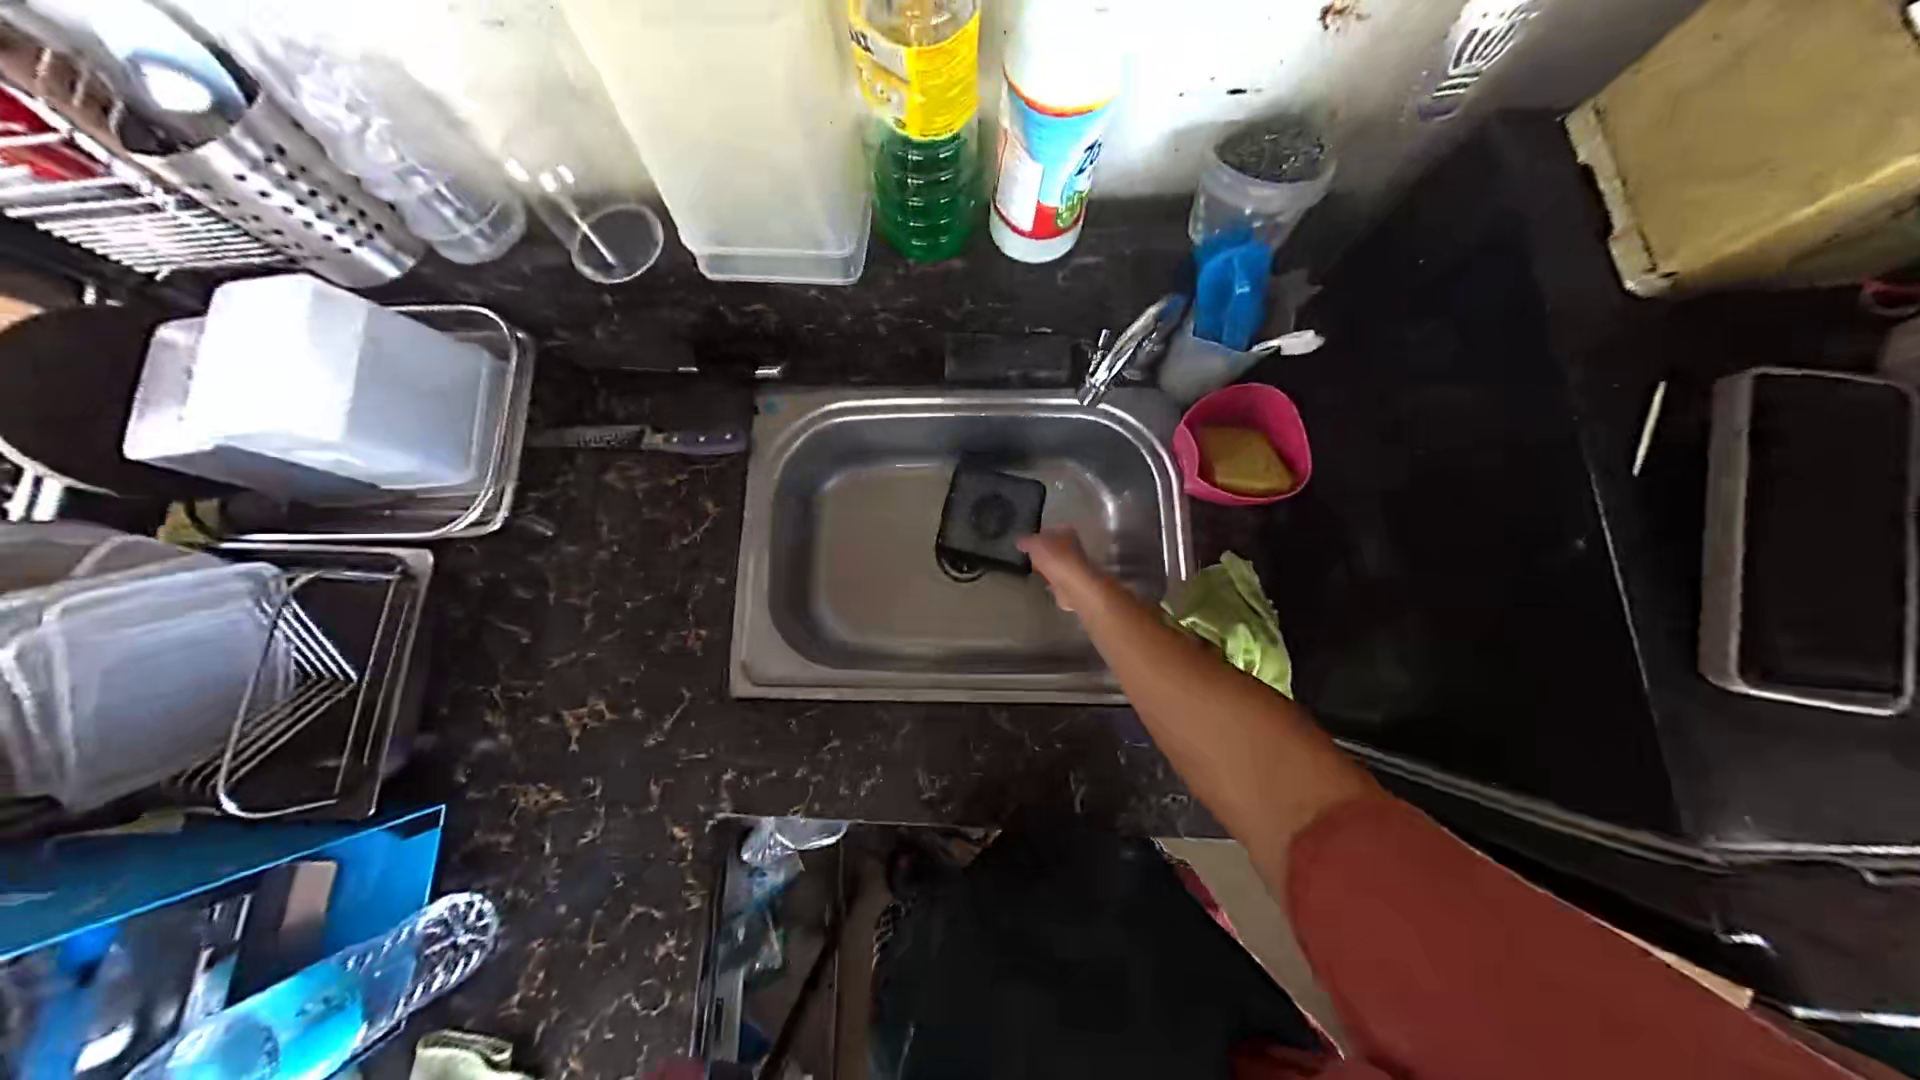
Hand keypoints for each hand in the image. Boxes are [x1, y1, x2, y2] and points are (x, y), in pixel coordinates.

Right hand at [1017, 527, 1103, 612]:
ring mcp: (1072, 566)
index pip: (1052, 528)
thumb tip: (1020, 542)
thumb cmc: (1056, 559)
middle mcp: (1072, 547)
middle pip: (1053, 546)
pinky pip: (1053, 578)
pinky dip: (1047, 579)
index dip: (1039, 533)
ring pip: (1053, 563)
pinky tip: (1038, 579)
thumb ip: (1026, 541)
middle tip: (1026, 554)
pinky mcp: (1069, 582)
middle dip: (1041, 551)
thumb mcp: (1035, 544)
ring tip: (1029, 567)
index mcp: (1067, 532)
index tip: (1027, 540)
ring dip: (1044, 566)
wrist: (1074, 587)